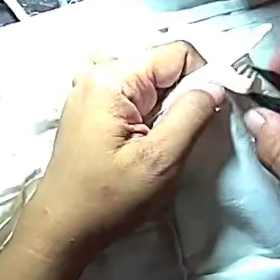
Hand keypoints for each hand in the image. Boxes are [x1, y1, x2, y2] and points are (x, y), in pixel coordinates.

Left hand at [17, 42, 224, 266]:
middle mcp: (97, 74)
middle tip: (174, 139)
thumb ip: (192, 115)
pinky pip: (132, 94)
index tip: (205, 116)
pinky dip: (146, 111)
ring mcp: (90, 89)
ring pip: (150, 81)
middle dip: (182, 95)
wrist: (62, 227)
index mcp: (111, 78)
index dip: (202, 79)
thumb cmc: (107, 199)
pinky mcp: (90, 107)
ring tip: (154, 141)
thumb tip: (216, 85)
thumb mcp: (159, 160)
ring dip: (164, 106)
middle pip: (162, 64)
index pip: (178, 52)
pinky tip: (139, 137)